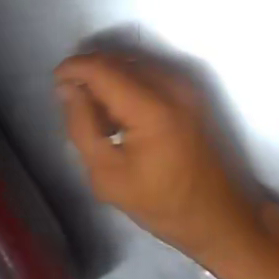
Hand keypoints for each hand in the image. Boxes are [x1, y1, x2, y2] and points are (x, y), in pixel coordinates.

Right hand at [56, 51, 265, 263]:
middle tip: (74, 103)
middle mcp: (170, 86)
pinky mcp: (189, 91)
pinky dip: (126, 83)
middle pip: (115, 60)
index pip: (101, 67)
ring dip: (107, 77)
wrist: (222, 218)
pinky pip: (146, 72)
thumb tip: (68, 88)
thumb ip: (81, 126)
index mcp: (151, 108)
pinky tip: (121, 114)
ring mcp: (183, 86)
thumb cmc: (163, 205)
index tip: (56, 81)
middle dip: (89, 73)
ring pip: (130, 63)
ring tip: (98, 114)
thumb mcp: (107, 176)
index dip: (73, 68)